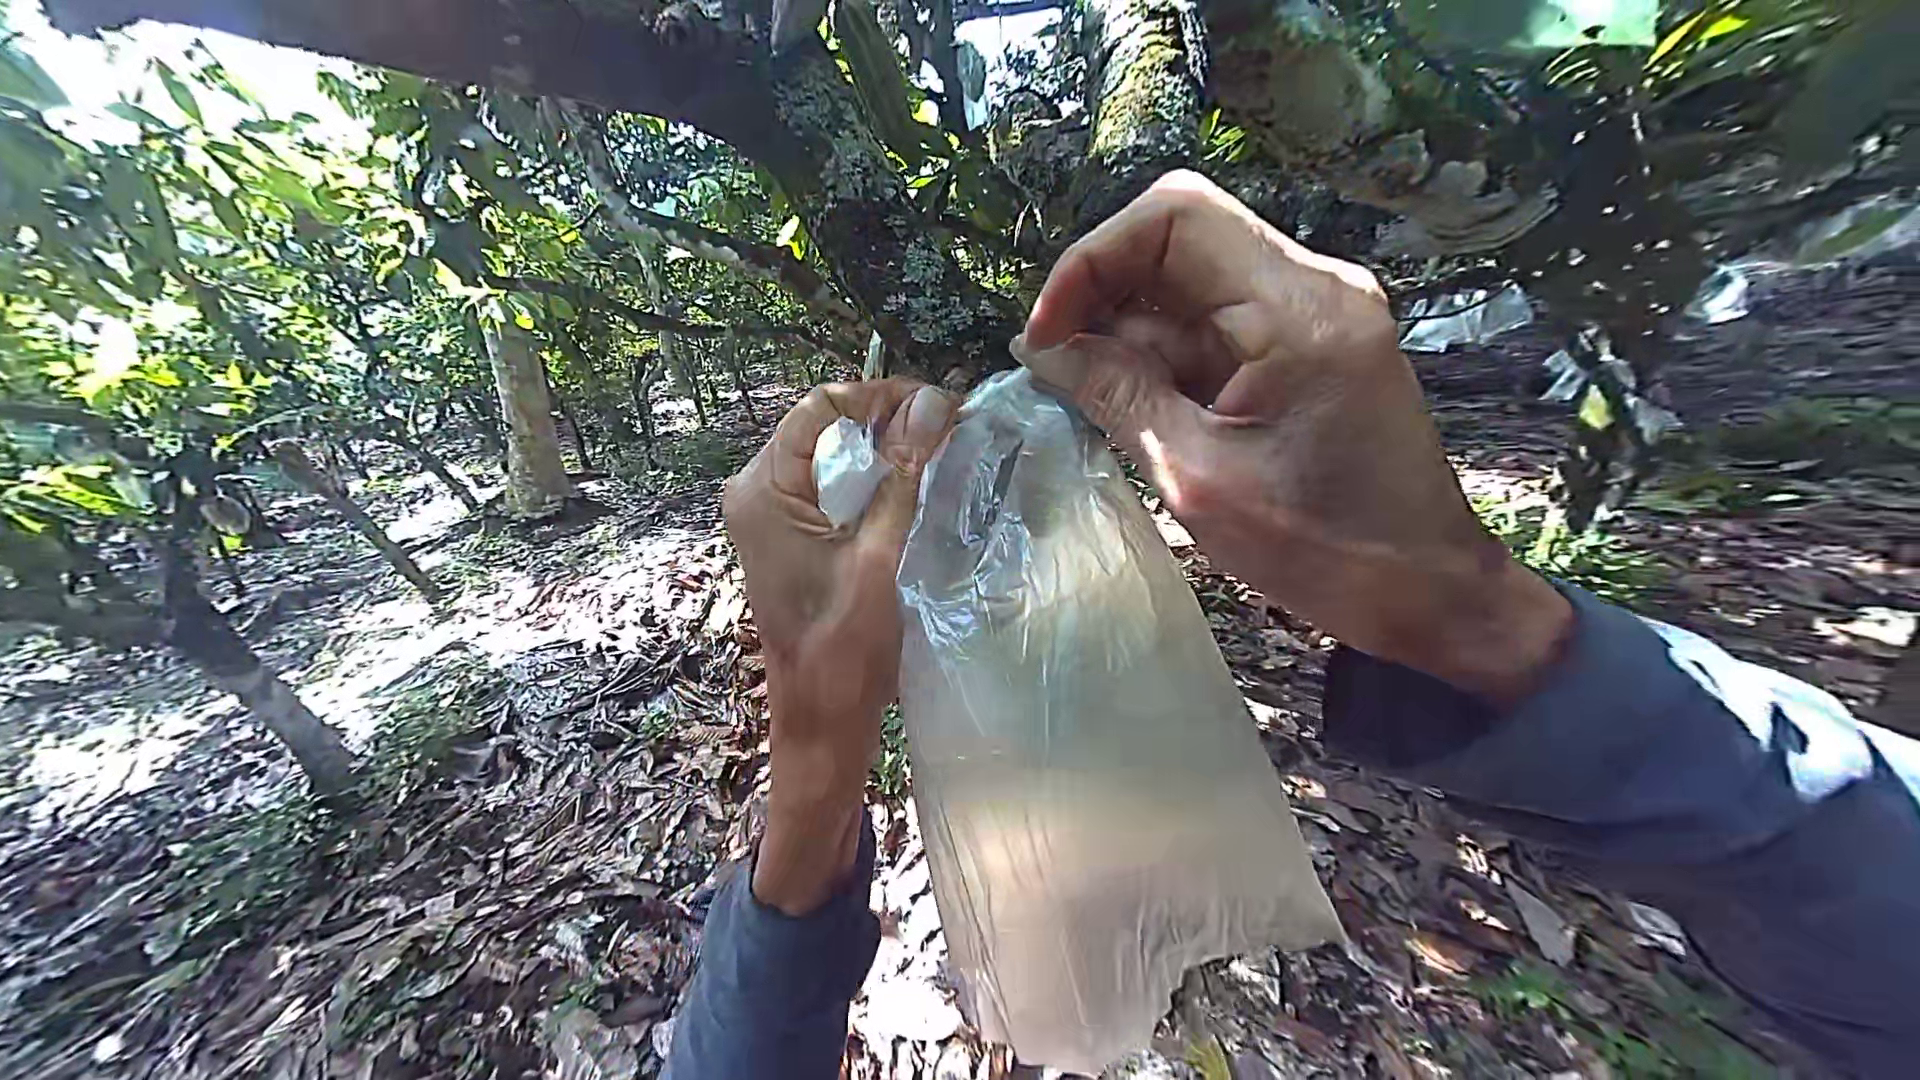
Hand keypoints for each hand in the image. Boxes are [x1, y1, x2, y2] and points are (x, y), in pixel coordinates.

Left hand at [723, 379, 955, 913]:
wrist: (823, 717)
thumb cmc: (846, 646)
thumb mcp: (880, 555)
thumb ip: (903, 476)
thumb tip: (934, 402)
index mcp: (764, 490)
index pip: (822, 408)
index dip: (881, 397)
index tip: (939, 405)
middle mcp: (756, 491)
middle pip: (826, 427)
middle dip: (888, 422)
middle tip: (948, 428)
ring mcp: (770, 513)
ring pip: (834, 456)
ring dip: (886, 451)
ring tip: (940, 451)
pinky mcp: (791, 534)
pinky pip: (834, 487)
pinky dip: (874, 481)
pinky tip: (913, 485)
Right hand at [1017, 170, 1570, 703]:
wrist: (1418, 590)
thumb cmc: (1318, 548)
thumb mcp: (1196, 474)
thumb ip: (1116, 395)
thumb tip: (1040, 347)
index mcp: (1296, 308)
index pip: (1174, 220)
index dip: (1090, 262)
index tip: (1044, 334)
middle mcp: (1307, 288)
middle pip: (1174, 245)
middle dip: (1098, 297)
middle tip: (1051, 365)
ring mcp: (1304, 316)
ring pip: (1182, 290)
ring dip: (1121, 334)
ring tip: (1080, 395)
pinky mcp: (1295, 350)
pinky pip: (1205, 330)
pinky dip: (1153, 360)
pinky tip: (1124, 402)